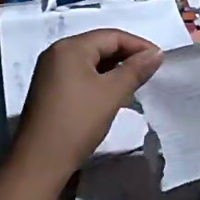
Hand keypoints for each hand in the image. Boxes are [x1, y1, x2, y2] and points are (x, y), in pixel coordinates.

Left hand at [11, 29, 163, 179]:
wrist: (39, 163)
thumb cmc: (77, 122)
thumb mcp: (112, 93)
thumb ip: (136, 69)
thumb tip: (156, 53)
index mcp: (70, 47)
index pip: (112, 36)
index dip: (139, 45)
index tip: (160, 60)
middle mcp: (56, 52)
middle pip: (99, 45)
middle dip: (127, 56)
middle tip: (150, 71)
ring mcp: (50, 71)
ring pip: (90, 61)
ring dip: (114, 68)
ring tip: (135, 82)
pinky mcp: (49, 89)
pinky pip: (80, 74)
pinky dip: (99, 79)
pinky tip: (112, 93)